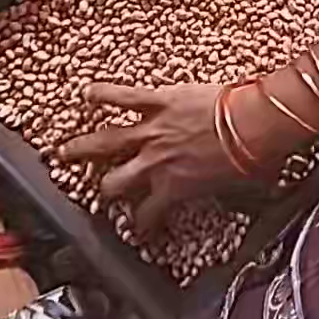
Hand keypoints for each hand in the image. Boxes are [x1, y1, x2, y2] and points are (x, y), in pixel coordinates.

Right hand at [58, 82, 245, 233]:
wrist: (254, 125)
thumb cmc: (250, 156)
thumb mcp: (234, 188)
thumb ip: (220, 196)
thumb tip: (232, 201)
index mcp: (173, 188)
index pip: (147, 214)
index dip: (140, 223)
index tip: (137, 225)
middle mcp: (155, 163)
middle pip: (115, 183)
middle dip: (104, 189)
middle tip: (97, 188)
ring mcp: (153, 131)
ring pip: (106, 142)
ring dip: (82, 148)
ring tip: (65, 150)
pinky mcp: (158, 101)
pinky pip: (124, 96)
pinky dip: (104, 94)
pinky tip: (88, 93)